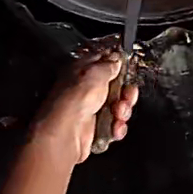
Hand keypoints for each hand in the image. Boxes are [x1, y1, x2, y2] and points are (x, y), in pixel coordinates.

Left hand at [28, 42, 139, 166]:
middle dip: (126, 93)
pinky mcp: (96, 130)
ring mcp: (91, 112)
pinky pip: (116, 126)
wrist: (65, 133)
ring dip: (123, 111)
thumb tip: (116, 60)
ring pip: (119, 108)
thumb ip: (109, 64)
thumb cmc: (74, 99)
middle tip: (126, 96)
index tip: (127, 68)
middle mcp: (86, 92)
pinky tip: (114, 128)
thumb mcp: (95, 73)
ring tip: (118, 113)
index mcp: (82, 73)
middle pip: (116, 88)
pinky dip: (118, 128)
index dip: (117, 65)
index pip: (103, 64)